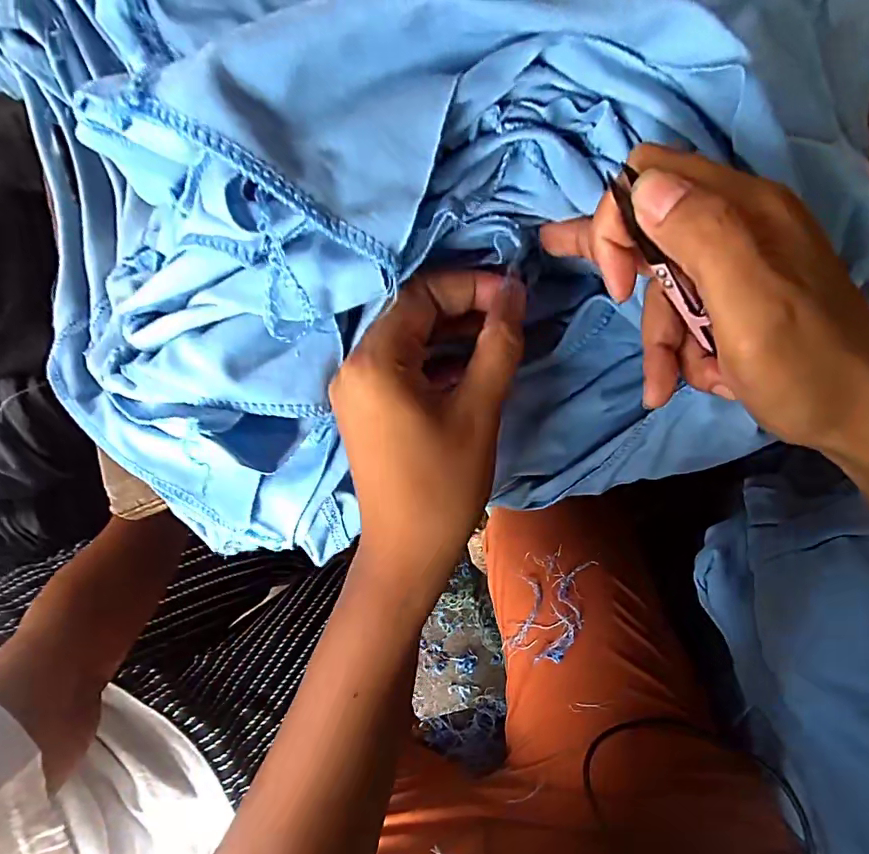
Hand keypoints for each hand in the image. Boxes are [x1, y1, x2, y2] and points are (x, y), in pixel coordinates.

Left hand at [330, 270, 525, 589]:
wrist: (406, 553)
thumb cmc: (443, 486)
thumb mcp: (478, 411)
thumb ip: (497, 344)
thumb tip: (514, 293)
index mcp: (374, 361)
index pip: (420, 295)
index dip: (469, 285)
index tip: (513, 296)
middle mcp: (354, 366)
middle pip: (410, 314)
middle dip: (462, 308)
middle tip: (511, 315)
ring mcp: (356, 391)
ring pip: (407, 342)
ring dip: (452, 335)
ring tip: (499, 339)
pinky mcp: (365, 412)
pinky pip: (401, 370)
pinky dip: (436, 363)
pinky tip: (472, 368)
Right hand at [540, 144, 868, 452]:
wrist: (860, 417)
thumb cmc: (804, 365)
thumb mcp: (748, 302)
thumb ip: (700, 234)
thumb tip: (643, 184)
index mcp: (743, 209)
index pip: (652, 174)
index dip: (619, 224)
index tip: (621, 287)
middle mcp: (742, 224)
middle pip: (655, 236)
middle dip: (639, 291)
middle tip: (633, 325)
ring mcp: (745, 265)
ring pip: (671, 287)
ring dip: (665, 341)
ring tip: (675, 385)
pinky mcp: (746, 301)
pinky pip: (694, 315)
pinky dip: (687, 352)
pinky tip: (707, 380)